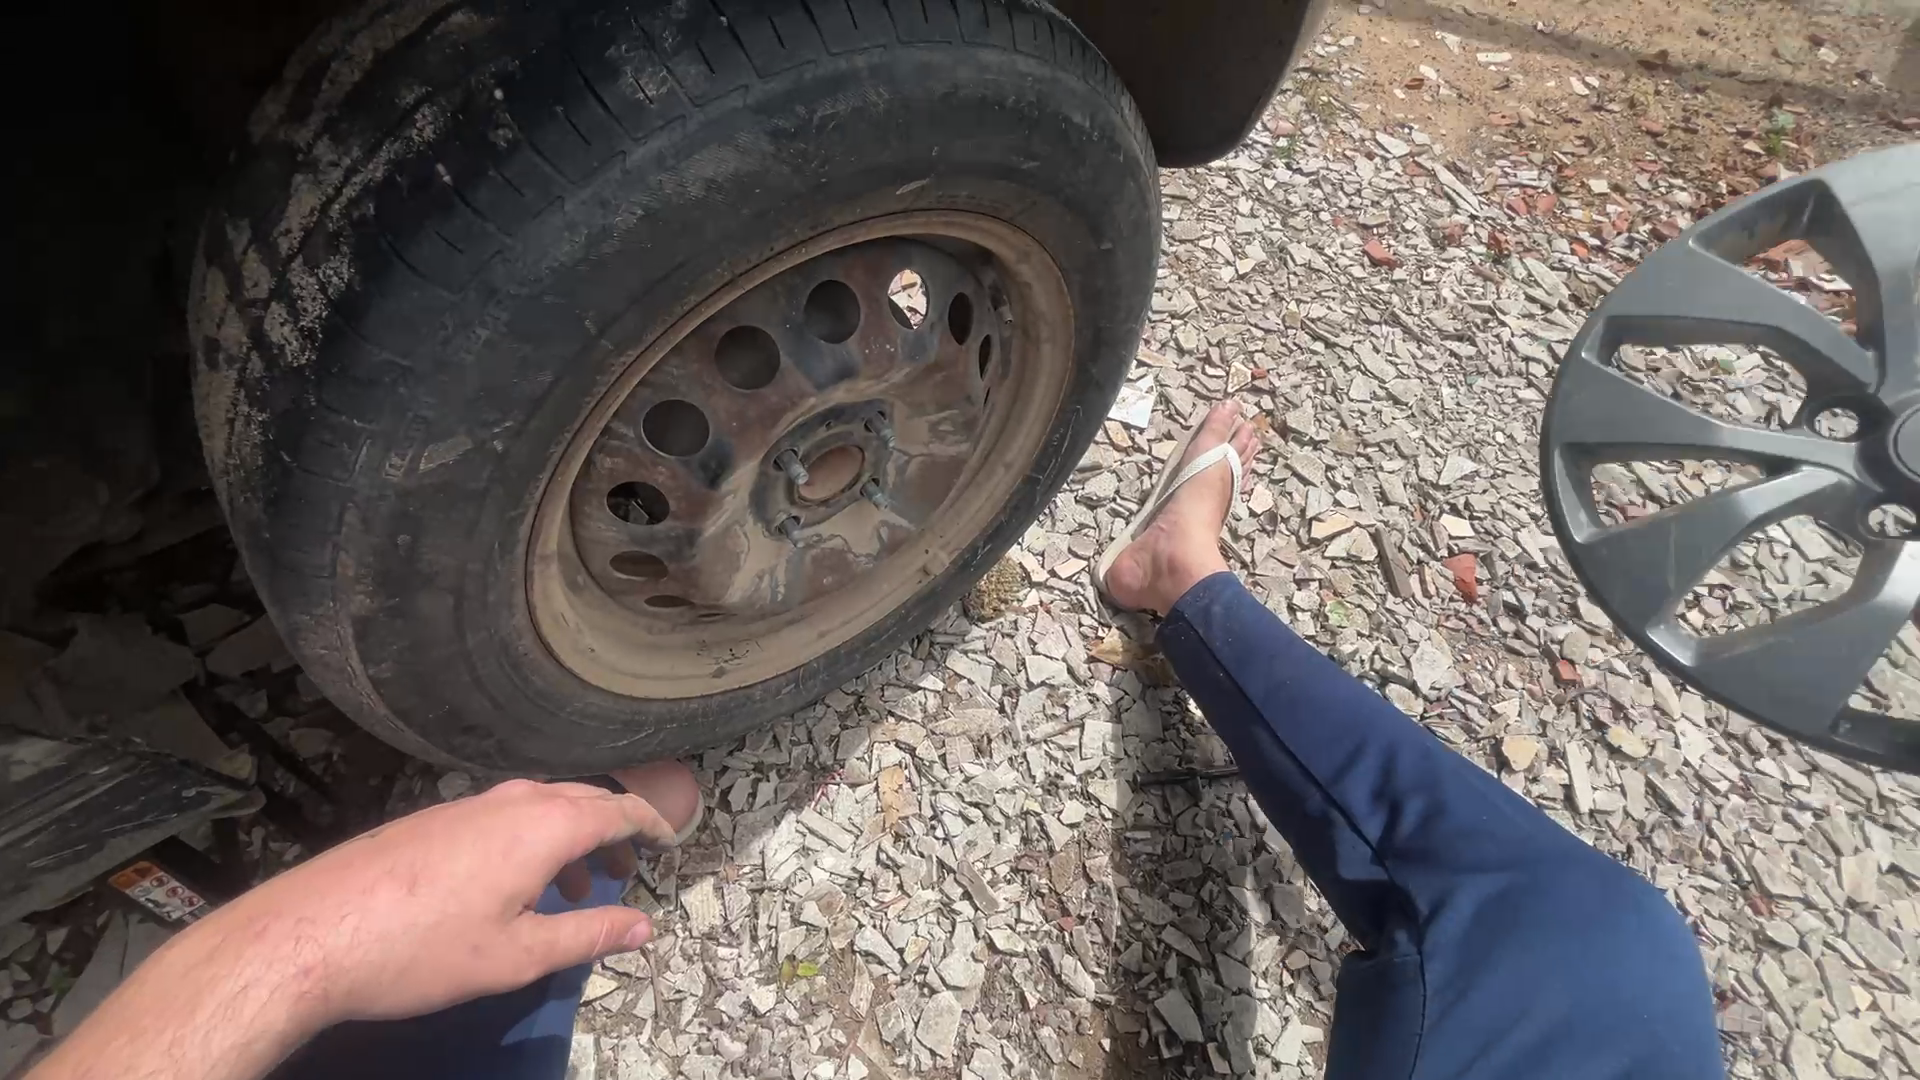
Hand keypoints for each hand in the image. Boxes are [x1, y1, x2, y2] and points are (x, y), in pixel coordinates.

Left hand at [224, 766, 691, 1026]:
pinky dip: (535, 838)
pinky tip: (510, 883)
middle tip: (625, 869)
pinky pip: (510, 814)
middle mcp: (519, 799)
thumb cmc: (425, 949)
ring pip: (546, 806)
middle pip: (587, 800)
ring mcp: (474, 803)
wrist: (302, 936)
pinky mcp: (438, 817)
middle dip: (614, 831)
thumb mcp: (518, 955)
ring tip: (572, 887)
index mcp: (549, 824)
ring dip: (573, 838)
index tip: (670, 844)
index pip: (622, 810)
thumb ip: (590, 934)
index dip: (653, 825)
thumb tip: (648, 928)